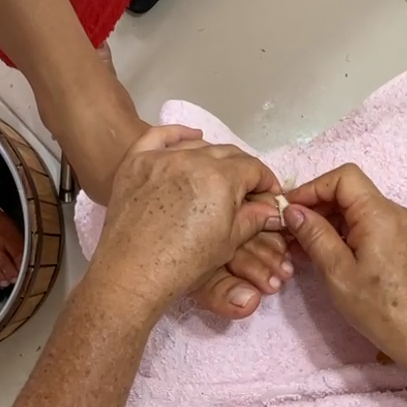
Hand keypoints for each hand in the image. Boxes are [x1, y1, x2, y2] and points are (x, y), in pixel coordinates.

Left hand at [90, 126, 283, 315]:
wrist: (133, 273)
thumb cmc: (184, 264)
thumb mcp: (228, 243)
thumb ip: (253, 218)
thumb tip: (273, 209)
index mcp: (220, 178)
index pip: (253, 168)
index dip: (266, 181)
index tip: (269, 195)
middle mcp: (192, 159)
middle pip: (228, 153)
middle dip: (243, 170)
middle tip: (246, 191)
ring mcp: (162, 157)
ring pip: (197, 145)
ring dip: (213, 157)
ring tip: (218, 175)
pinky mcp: (137, 162)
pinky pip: (160, 136)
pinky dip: (178, 134)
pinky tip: (192, 136)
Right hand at [284, 163, 406, 364]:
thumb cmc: (377, 307)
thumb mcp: (337, 271)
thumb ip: (314, 235)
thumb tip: (293, 211)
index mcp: (380, 214)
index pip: (343, 178)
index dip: (312, 188)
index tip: (289, 209)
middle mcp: (394, 212)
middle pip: (349, 191)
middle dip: (317, 204)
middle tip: (289, 228)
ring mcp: (399, 226)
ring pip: (356, 208)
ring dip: (327, 220)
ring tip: (300, 243)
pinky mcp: (399, 240)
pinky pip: (366, 224)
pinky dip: (342, 231)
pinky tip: (322, 250)